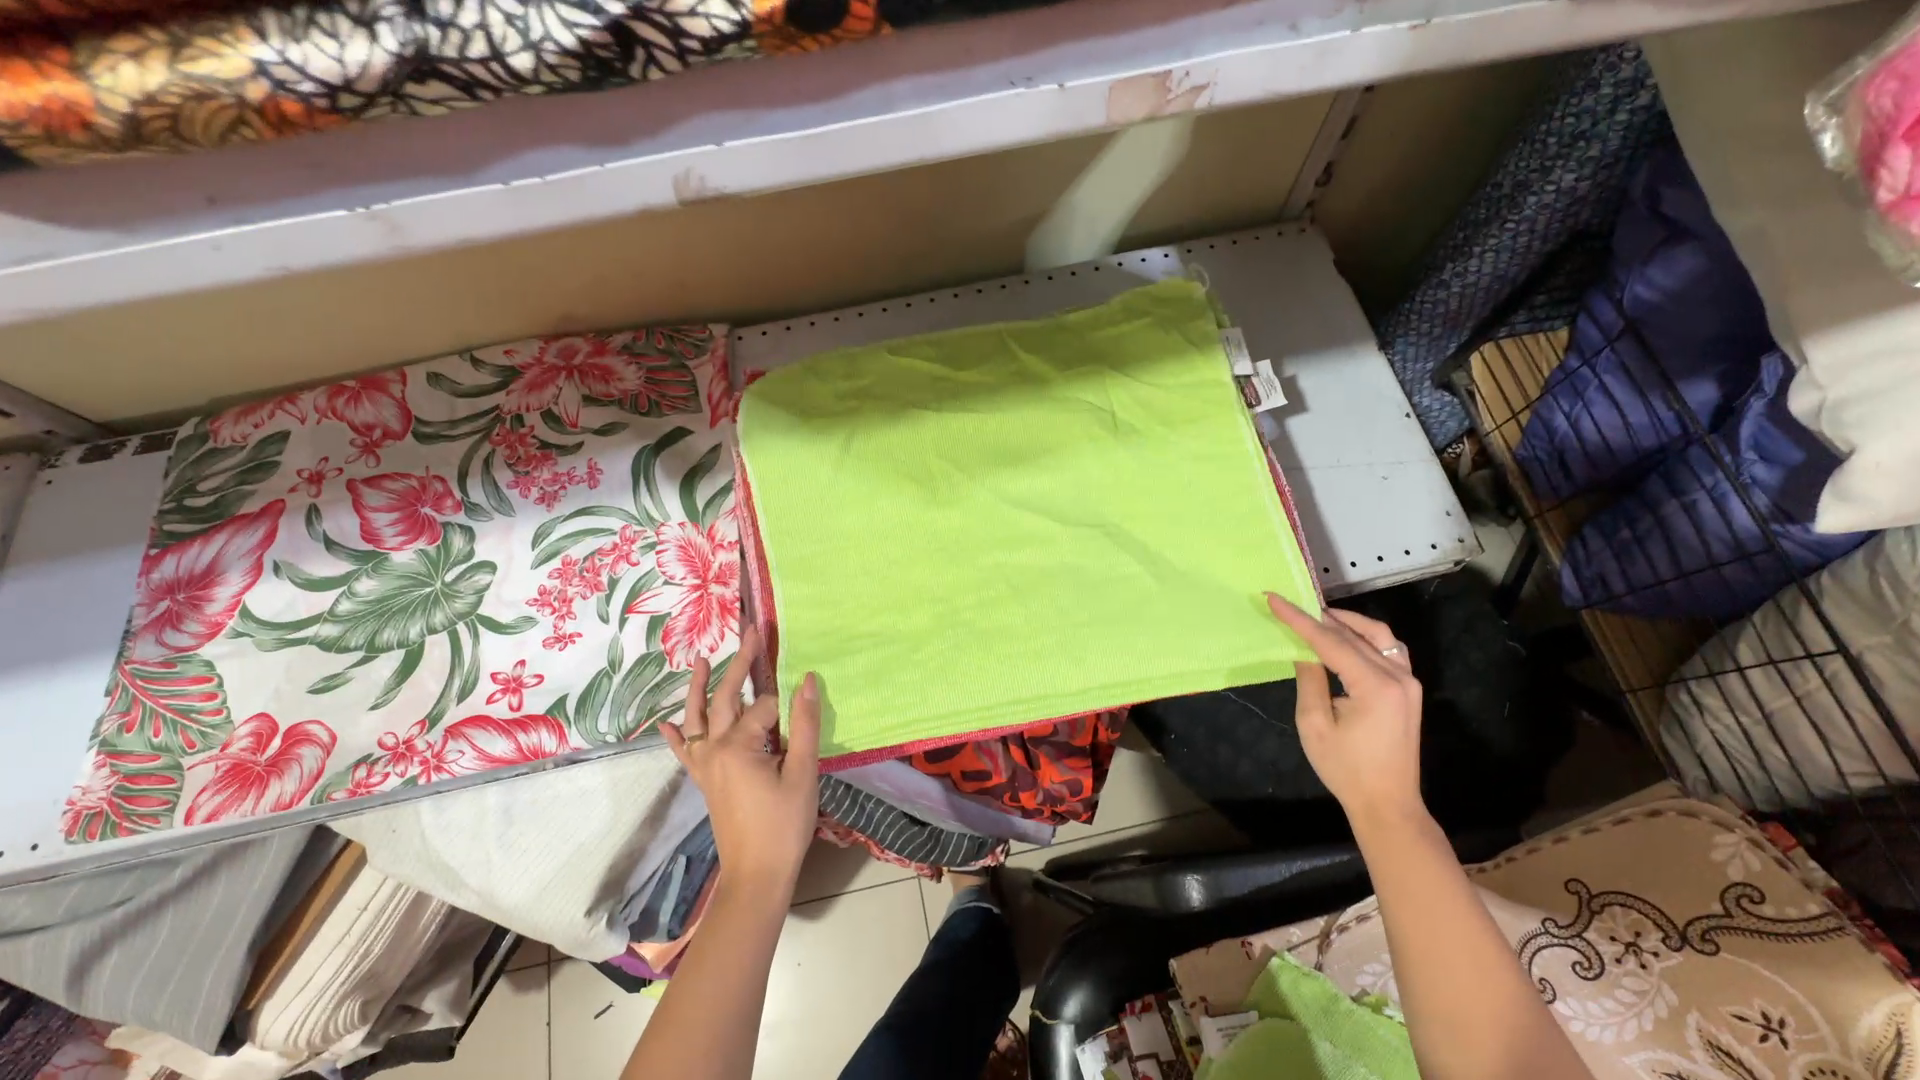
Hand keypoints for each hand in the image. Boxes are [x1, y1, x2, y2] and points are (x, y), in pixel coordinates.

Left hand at [663, 628, 821, 898]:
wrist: (757, 873)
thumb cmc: (784, 824)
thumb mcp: (802, 772)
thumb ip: (804, 724)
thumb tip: (807, 679)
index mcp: (738, 745)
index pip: (765, 707)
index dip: (787, 700)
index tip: (804, 685)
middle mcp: (714, 749)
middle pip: (725, 699)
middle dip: (739, 665)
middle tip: (751, 633)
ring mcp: (705, 766)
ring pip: (698, 718)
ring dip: (700, 688)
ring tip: (701, 661)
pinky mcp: (704, 782)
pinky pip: (684, 753)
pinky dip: (676, 736)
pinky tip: (667, 724)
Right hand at [1266, 593, 1424, 825]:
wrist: (1387, 803)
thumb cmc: (1346, 769)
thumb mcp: (1315, 725)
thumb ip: (1310, 680)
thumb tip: (1303, 650)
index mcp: (1375, 685)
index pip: (1331, 642)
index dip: (1299, 620)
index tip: (1275, 599)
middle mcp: (1398, 676)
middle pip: (1354, 635)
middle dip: (1320, 618)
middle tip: (1290, 606)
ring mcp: (1409, 681)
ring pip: (1377, 636)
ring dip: (1346, 623)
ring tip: (1317, 618)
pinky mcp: (1409, 690)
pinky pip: (1388, 650)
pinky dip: (1365, 637)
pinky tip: (1346, 637)